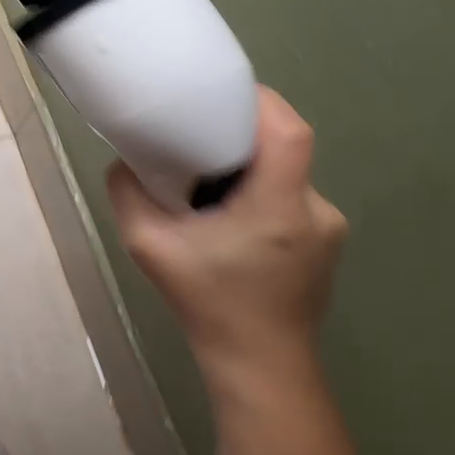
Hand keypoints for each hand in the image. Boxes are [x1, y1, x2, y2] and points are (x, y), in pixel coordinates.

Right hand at [106, 87, 347, 386]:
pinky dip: (256, 190)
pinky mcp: (323, 243)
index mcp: (278, 206)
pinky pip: (288, 195)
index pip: (289, 131)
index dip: (259, 100)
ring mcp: (326, 228)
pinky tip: (223, 214)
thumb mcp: (145, 243)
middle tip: (191, 134)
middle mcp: (314, 210)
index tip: (218, 90)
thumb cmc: (206, 300)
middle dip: (237, 133)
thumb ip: (128, 190)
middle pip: (282, 147)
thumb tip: (128, 159)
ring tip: (201, 180)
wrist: (258, 364)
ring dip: (244, 166)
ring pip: (283, 173)